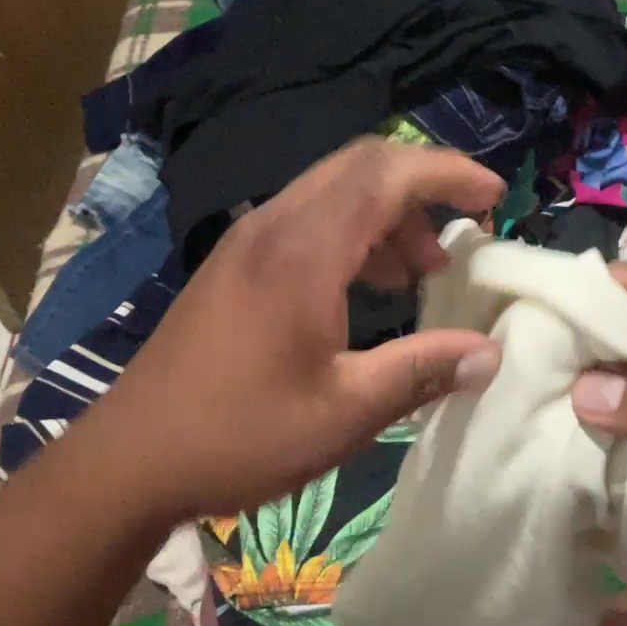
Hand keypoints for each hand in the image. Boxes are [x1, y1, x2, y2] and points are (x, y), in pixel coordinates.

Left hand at [87, 138, 504, 517]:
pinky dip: (356, 236)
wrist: (130, 459)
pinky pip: (310, 221)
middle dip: (424, 186)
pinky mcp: (236, 264)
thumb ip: (421, 370)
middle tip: (468, 229)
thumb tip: (489, 353)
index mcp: (303, 251)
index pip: (386, 174)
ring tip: (424, 272)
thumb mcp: (344, 412)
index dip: (448, 173)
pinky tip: (372, 287)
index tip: (495, 198)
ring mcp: (249, 242)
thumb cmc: (240, 434)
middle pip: (361, 166)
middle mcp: (274, 226)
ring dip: (390, 216)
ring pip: (335, 192)